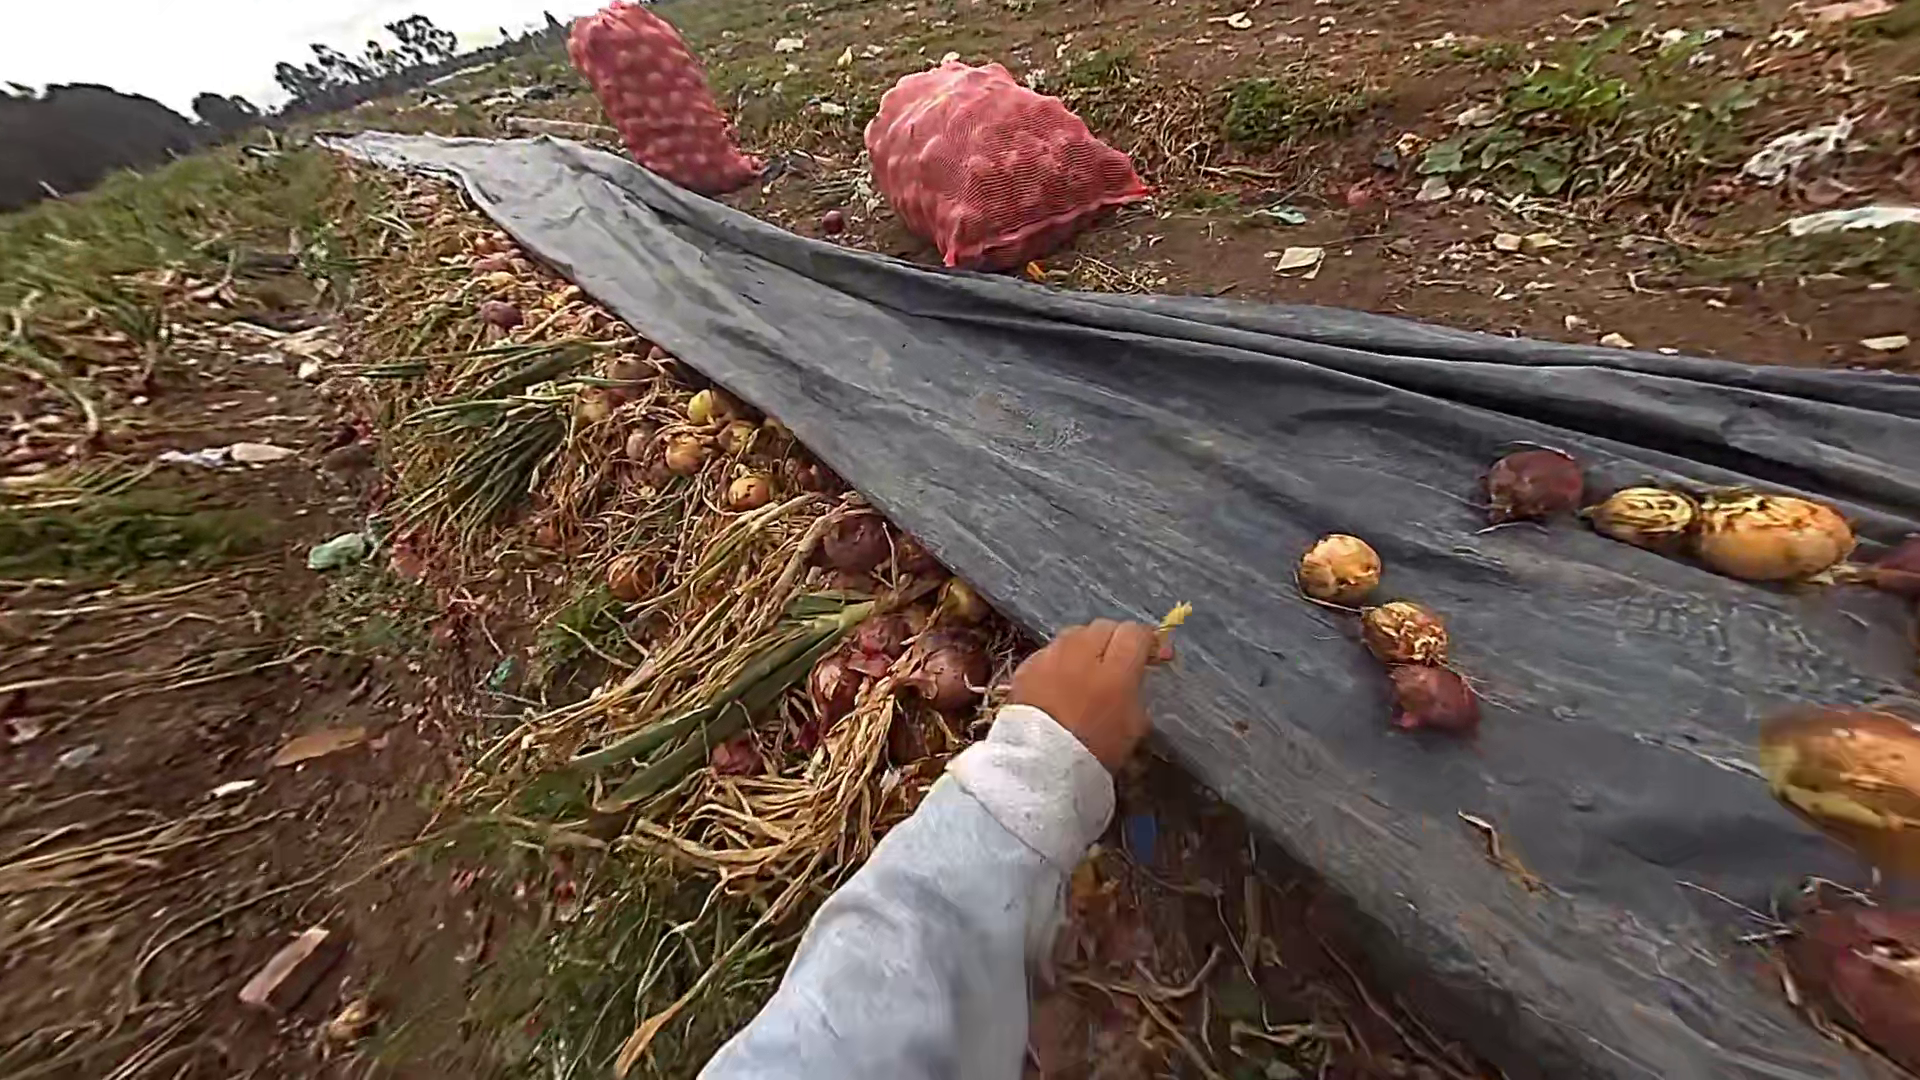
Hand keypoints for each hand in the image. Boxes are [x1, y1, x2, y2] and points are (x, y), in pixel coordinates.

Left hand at [1008, 619, 1171, 770]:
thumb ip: (1136, 690)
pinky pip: (1050, 651)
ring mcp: (1050, 656)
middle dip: (1116, 639)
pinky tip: (1061, 681)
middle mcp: (1081, 653)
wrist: (1040, 765)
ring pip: (1075, 634)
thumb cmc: (1094, 752)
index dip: (1147, 641)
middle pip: (1104, 627)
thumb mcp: (1134, 725)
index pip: (1135, 633)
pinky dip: (1060, 660)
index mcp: (1116, 670)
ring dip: (1086, 645)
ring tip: (1089, 668)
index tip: (1153, 654)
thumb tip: (1137, 673)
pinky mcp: (1027, 665)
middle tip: (1121, 660)